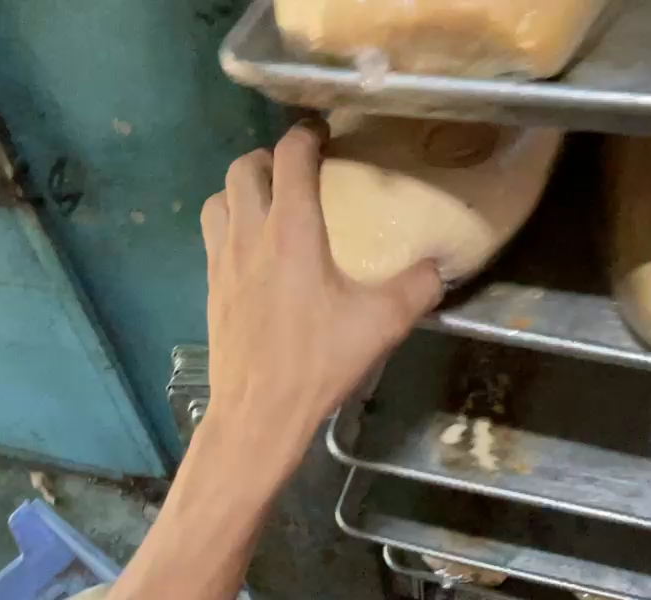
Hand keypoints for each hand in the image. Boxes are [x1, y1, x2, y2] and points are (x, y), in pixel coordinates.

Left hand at [198, 123, 442, 464]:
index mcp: (291, 231)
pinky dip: (229, 224)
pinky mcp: (211, 287)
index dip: (307, 135)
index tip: (325, 136)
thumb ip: (417, 289)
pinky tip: (251, 251)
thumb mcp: (381, 326)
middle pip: (245, 167)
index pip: (291, 156)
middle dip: (270, 158)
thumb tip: (439, 267)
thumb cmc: (318, 364)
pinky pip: (212, 235)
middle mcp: (249, 234)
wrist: (259, 411)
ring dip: (242, 189)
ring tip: (267, 204)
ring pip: (219, 198)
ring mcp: (223, 261)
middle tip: (297, 172)